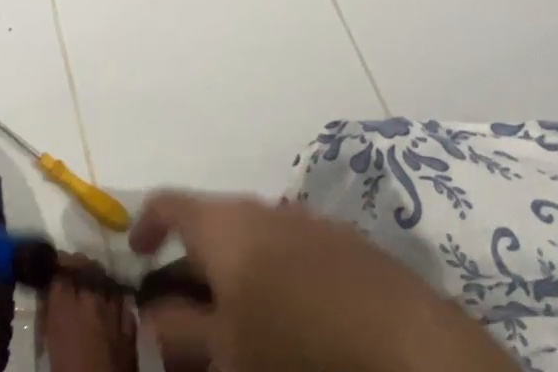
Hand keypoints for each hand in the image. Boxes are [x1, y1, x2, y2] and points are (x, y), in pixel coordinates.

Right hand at [41, 253, 136, 371]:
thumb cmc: (68, 367)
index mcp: (65, 301)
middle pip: (85, 266)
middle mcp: (90, 297)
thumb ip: (51, 308)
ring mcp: (113, 307)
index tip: (56, 265)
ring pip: (106, 278)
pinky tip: (111, 300)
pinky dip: (115, 295)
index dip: (58, 263)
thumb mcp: (50, 336)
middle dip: (78, 264)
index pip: (61, 267)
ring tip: (93, 279)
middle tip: (74, 267)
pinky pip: (122, 298)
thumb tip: (50, 290)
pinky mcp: (130, 321)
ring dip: (98, 276)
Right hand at [129, 192, 518, 371]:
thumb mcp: (227, 352)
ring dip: (245, 269)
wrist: (421, 355)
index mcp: (222, 225)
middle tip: (193, 302)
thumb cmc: (300, 347)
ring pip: (262, 238)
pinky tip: (304, 321)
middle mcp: (264, 210)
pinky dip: (287, 278)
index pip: (167, 203)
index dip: (145, 225)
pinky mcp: (360, 250)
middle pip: (215, 221)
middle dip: (199, 258)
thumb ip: (179, 329)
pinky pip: (304, 253)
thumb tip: (153, 314)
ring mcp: (316, 226)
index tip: (137, 255)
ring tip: (249, 316)